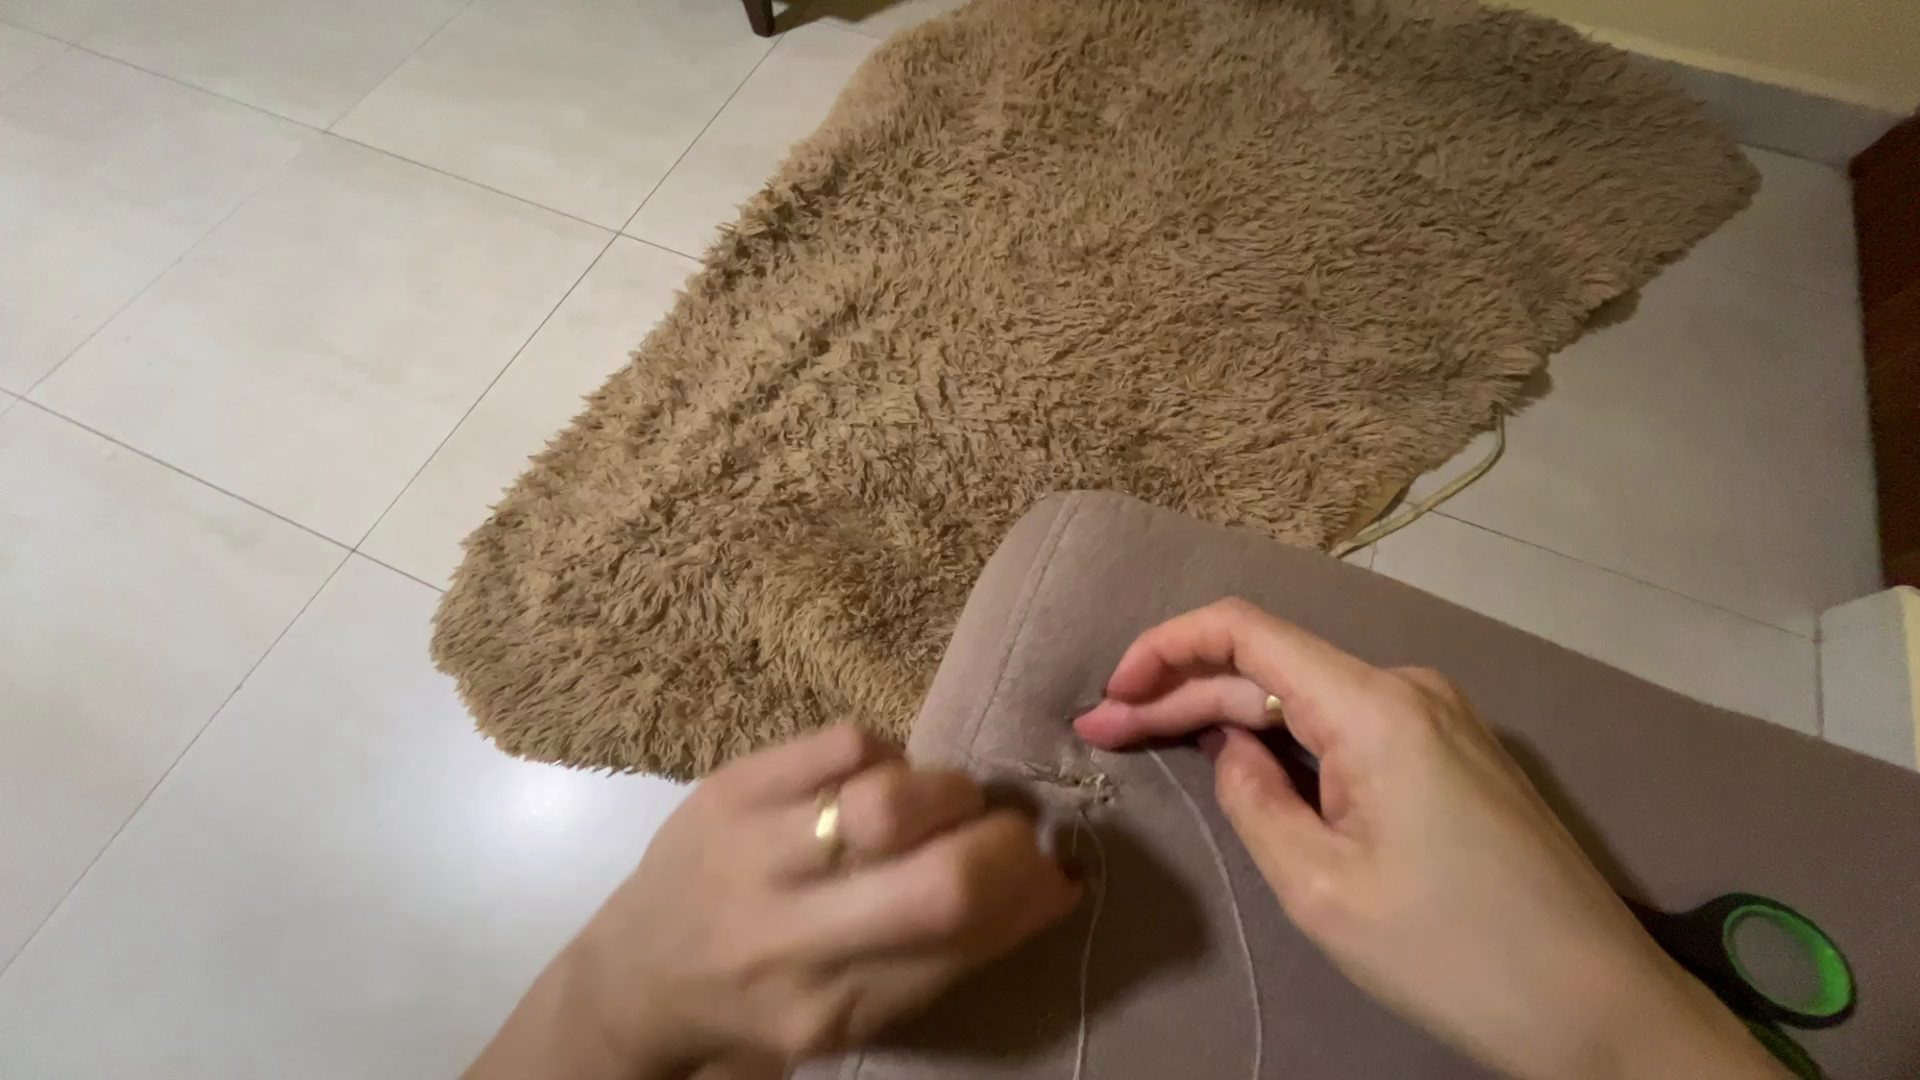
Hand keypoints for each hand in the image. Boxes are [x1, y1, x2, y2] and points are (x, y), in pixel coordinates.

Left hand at [465, 725, 1080, 1079]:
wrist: (634, 974)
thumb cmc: (759, 1000)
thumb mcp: (850, 1011)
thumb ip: (951, 952)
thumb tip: (1053, 880)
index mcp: (829, 1006)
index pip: (960, 943)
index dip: (1026, 892)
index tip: (1055, 866)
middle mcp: (790, 937)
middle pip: (938, 880)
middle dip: (1003, 842)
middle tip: (1008, 826)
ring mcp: (752, 851)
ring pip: (887, 797)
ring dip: (947, 789)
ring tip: (941, 798)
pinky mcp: (731, 785)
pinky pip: (843, 741)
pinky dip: (885, 752)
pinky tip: (876, 774)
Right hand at [1074, 599, 1787, 1079]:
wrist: (1612, 1021)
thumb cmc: (1456, 954)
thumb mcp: (1318, 886)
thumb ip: (1251, 797)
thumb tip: (1232, 747)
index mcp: (1373, 706)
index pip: (1243, 630)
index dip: (1165, 646)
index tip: (1114, 689)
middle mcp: (1402, 686)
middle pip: (1263, 667)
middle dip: (1177, 694)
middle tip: (1103, 728)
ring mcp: (1428, 714)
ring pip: (1297, 694)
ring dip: (1221, 715)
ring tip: (1146, 737)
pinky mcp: (1441, 747)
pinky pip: (1336, 722)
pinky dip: (1274, 736)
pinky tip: (1231, 753)